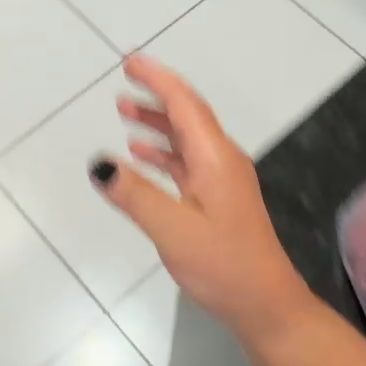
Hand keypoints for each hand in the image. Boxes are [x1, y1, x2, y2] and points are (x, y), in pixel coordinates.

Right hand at [91, 54, 317, 342]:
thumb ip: (134, 195)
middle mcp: (222, 161)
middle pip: (188, 115)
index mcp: (214, 158)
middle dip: (156, 94)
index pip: (184, 104)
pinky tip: (142, 157)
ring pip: (187, 138)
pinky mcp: (218, 199)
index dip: (157, 79)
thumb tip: (99, 163)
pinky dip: (163, 152)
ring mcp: (223, 180)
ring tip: (124, 112)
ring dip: (157, 122)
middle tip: (124, 79)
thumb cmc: (222, 265)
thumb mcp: (171, 230)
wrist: (265, 304)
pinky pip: (187, 162)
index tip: (130, 62)